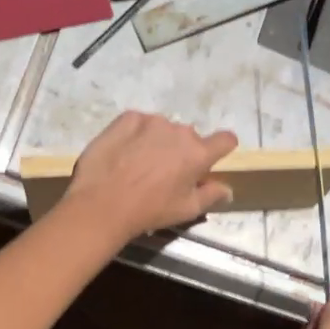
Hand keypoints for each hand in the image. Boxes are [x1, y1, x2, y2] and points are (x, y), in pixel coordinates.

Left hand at [62, 112, 238, 238]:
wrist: (102, 203)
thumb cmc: (150, 210)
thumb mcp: (186, 210)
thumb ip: (211, 195)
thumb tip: (227, 189)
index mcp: (198, 153)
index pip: (225, 139)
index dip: (222, 147)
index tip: (212, 157)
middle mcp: (179, 131)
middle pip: (189, 137)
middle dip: (182, 150)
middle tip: (165, 172)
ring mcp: (152, 121)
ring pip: (163, 129)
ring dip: (159, 141)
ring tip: (140, 163)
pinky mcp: (127, 118)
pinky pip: (139, 123)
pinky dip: (137, 134)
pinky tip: (125, 152)